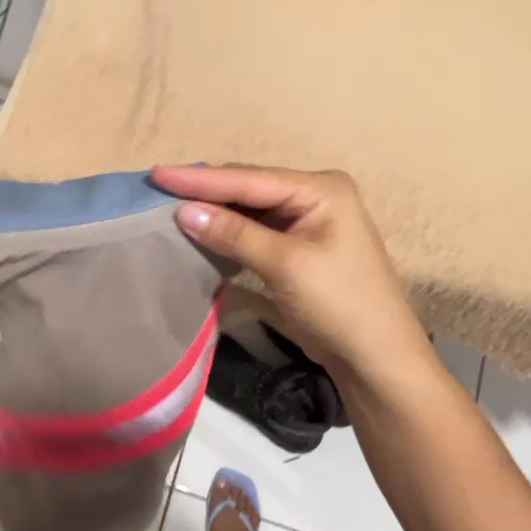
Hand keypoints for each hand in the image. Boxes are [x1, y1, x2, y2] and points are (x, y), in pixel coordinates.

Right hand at [152, 164, 431, 378]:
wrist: (374, 356)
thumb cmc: (339, 304)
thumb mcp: (285, 265)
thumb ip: (234, 234)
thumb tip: (183, 211)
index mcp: (320, 189)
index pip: (249, 179)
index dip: (200, 179)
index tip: (156, 174)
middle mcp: (314, 196)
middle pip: (247, 187)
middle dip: (203, 188)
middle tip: (156, 185)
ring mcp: (305, 221)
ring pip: (247, 208)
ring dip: (212, 208)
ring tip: (167, 201)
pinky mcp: (296, 246)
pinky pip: (252, 229)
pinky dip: (225, 229)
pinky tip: (198, 227)